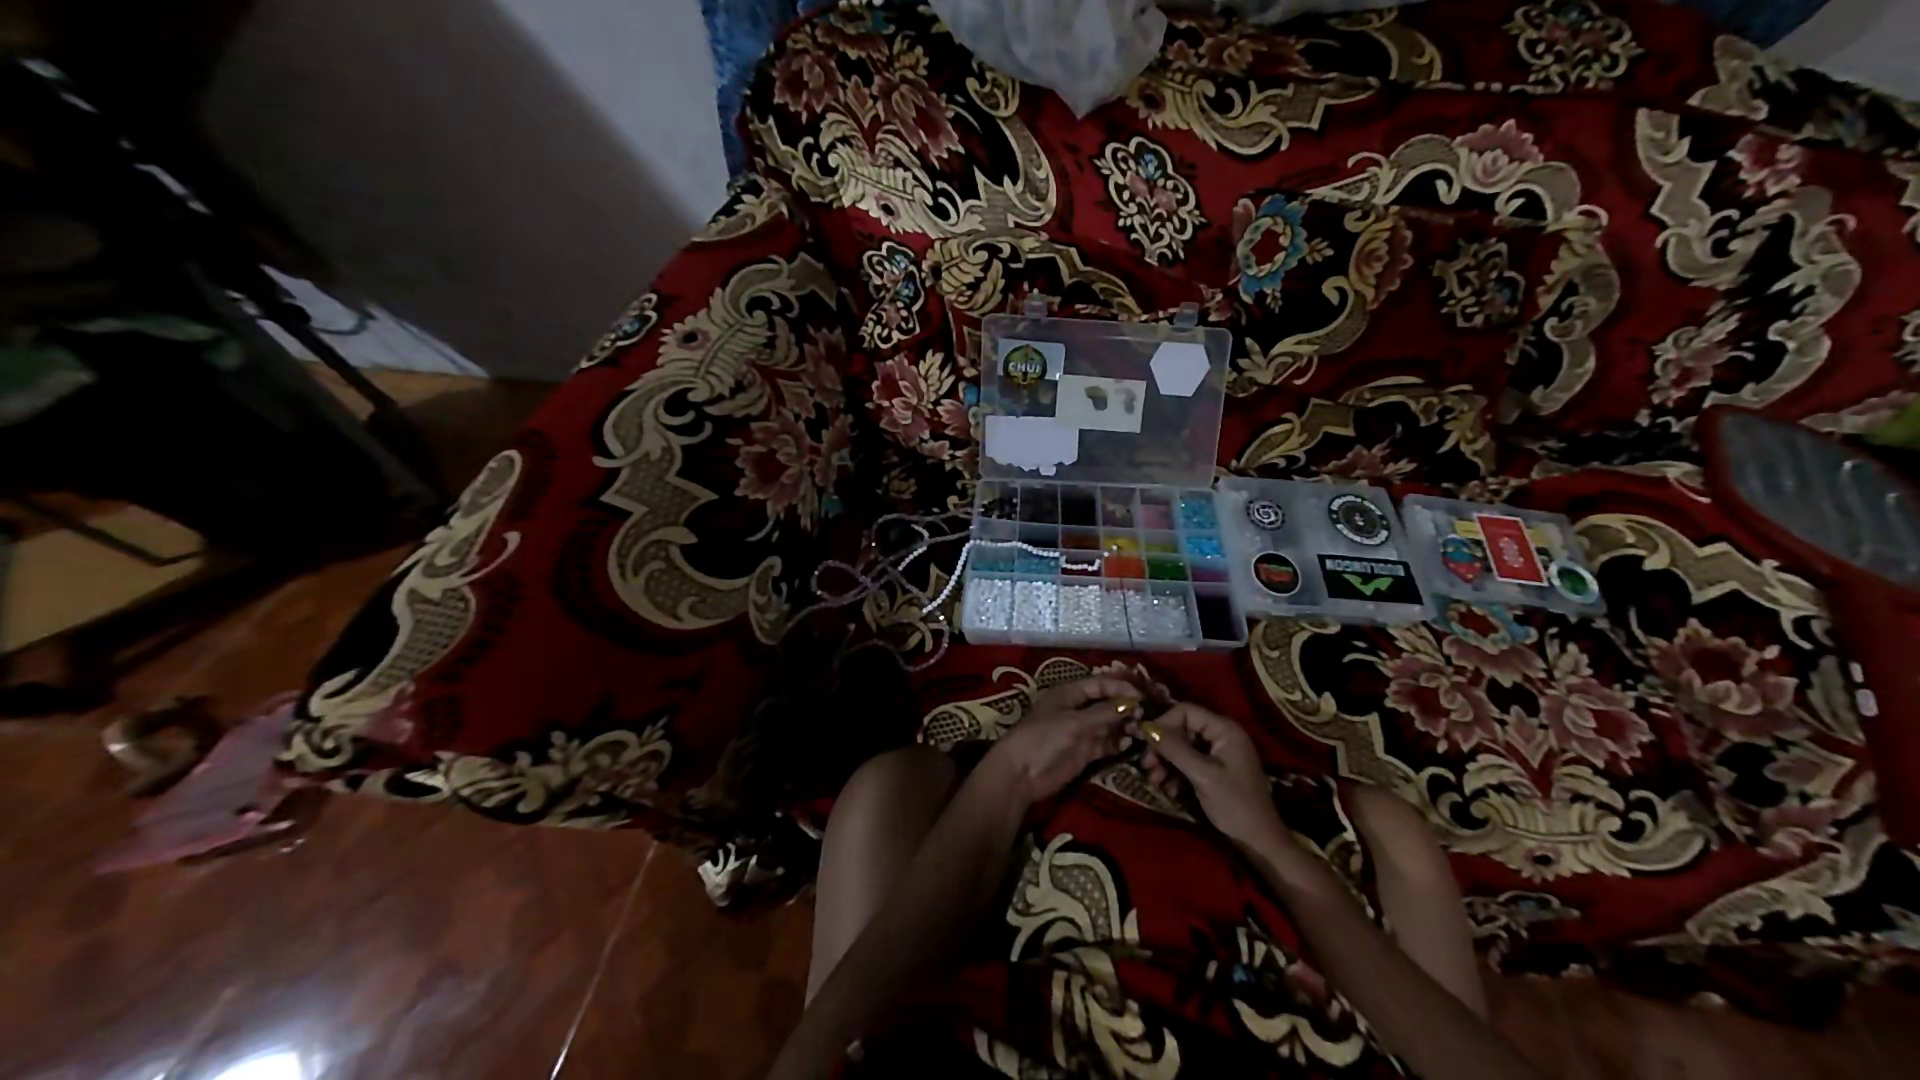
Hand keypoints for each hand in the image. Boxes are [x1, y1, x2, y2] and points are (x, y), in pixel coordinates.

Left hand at [986, 675, 1147, 802]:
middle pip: (1106, 703)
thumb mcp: (1073, 722)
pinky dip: (1118, 743)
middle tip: (1145, 716)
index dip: (1120, 688)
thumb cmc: (1043, 738)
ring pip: (1109, 724)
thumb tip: (1131, 704)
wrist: (1021, 774)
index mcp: (1068, 694)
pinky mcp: (1085, 752)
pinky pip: (1106, 744)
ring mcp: (1081, 731)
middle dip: (1125, 708)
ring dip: (1124, 726)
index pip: (1099, 684)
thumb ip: (1103, 713)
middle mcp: (1077, 709)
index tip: (1141, 696)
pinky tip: (1129, 745)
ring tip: (1139, 731)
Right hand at [1140, 703, 1288, 848]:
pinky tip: (1168, 789)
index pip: (1186, 711)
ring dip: (1166, 762)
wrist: (1258, 841)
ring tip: (1155, 780)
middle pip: (1182, 728)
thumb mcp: (1202, 774)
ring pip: (1183, 747)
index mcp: (1225, 730)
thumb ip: (1175, 749)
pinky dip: (1176, 773)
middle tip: (1146, 765)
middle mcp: (1222, 736)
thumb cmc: (1234, 804)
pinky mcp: (1215, 770)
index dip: (1164, 724)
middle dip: (1163, 746)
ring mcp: (1219, 754)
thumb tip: (1147, 729)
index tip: (1147, 744)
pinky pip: (1189, 762)